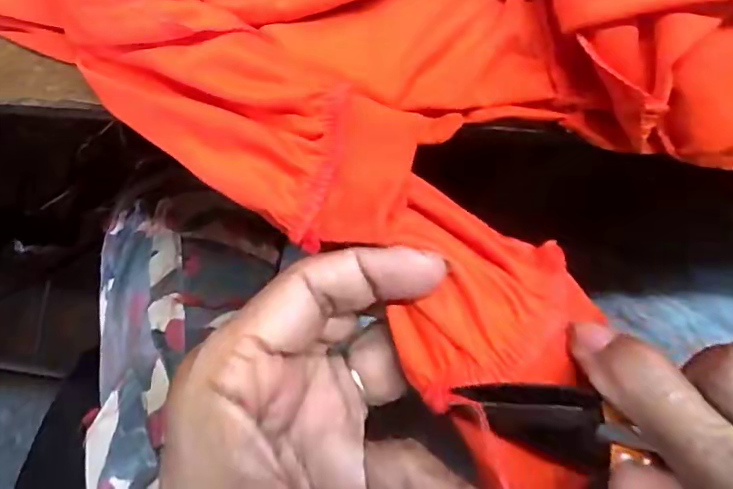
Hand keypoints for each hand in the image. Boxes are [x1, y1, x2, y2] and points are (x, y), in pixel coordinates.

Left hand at [162, 247, 471, 488]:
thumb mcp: (313, 476)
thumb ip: (388, 447)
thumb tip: (468, 435)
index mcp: (240, 365)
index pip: (312, 285)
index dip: (374, 265)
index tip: (436, 268)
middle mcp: (275, 379)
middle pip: (350, 317)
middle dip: (413, 308)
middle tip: (476, 300)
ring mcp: (307, 421)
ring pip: (379, 372)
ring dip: (435, 370)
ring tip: (492, 354)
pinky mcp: (336, 461)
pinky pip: (392, 433)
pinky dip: (435, 437)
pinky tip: (485, 439)